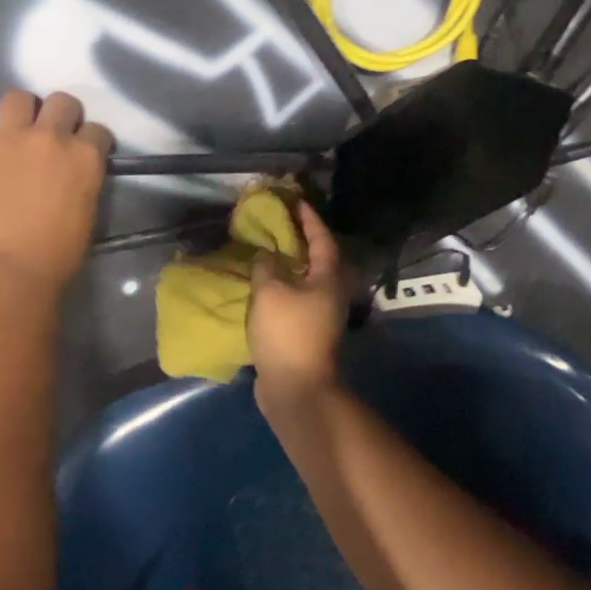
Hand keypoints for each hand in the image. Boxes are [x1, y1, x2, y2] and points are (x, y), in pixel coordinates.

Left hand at [0, 90, 112, 295]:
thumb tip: (72, 179)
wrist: (6, 270)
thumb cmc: (56, 257)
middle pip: (62, 101)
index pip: (98, 131)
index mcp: (85, 157)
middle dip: (61, 114)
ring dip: (20, 111)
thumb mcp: (86, 215)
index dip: (92, 141)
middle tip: (52, 137)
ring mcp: (8, 139)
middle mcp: (50, 137)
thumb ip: (82, 184)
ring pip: (17, 97)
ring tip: (15, 132)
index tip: (85, 152)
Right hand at [249, 200, 347, 410]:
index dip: (309, 219)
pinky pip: (293, 300)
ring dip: (287, 266)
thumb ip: (267, 266)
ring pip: (304, 282)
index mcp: (328, 278)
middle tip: (277, 225)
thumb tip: (268, 256)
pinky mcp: (305, 333)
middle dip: (299, 241)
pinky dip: (279, 288)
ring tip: (265, 252)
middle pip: (317, 260)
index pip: (322, 239)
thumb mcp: (270, 291)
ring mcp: (320, 316)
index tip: (295, 202)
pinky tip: (260, 286)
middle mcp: (330, 294)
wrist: (295, 387)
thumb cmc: (287, 332)